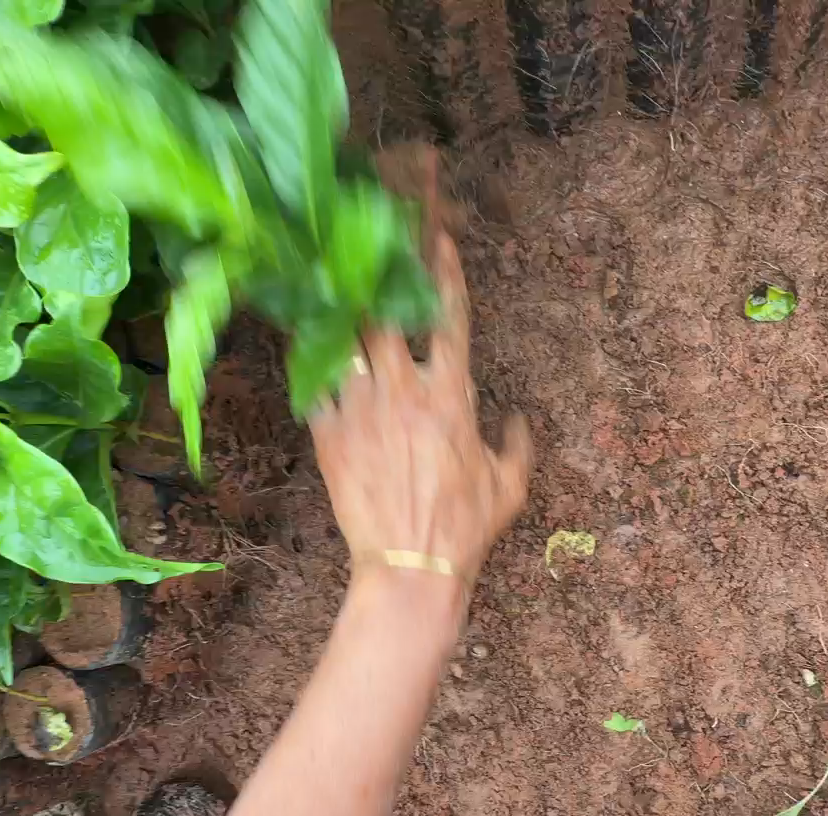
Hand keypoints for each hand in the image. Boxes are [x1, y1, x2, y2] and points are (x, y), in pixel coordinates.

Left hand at [309, 230, 531, 600]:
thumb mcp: (509, 485)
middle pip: (383, 313)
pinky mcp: (328, 434)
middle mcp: (403, 389)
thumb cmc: (465, 526)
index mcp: (450, 394)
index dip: (445, 272)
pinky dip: (313, 364)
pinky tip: (308, 348)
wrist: (409, 564)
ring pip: (342, 340)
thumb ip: (517, 443)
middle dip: (377, 279)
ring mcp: (361, 408)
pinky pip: (313, 384)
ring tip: (330, 291)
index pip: (451, 316)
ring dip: (340, 314)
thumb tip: (519, 419)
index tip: (436, 239)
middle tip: (367, 254)